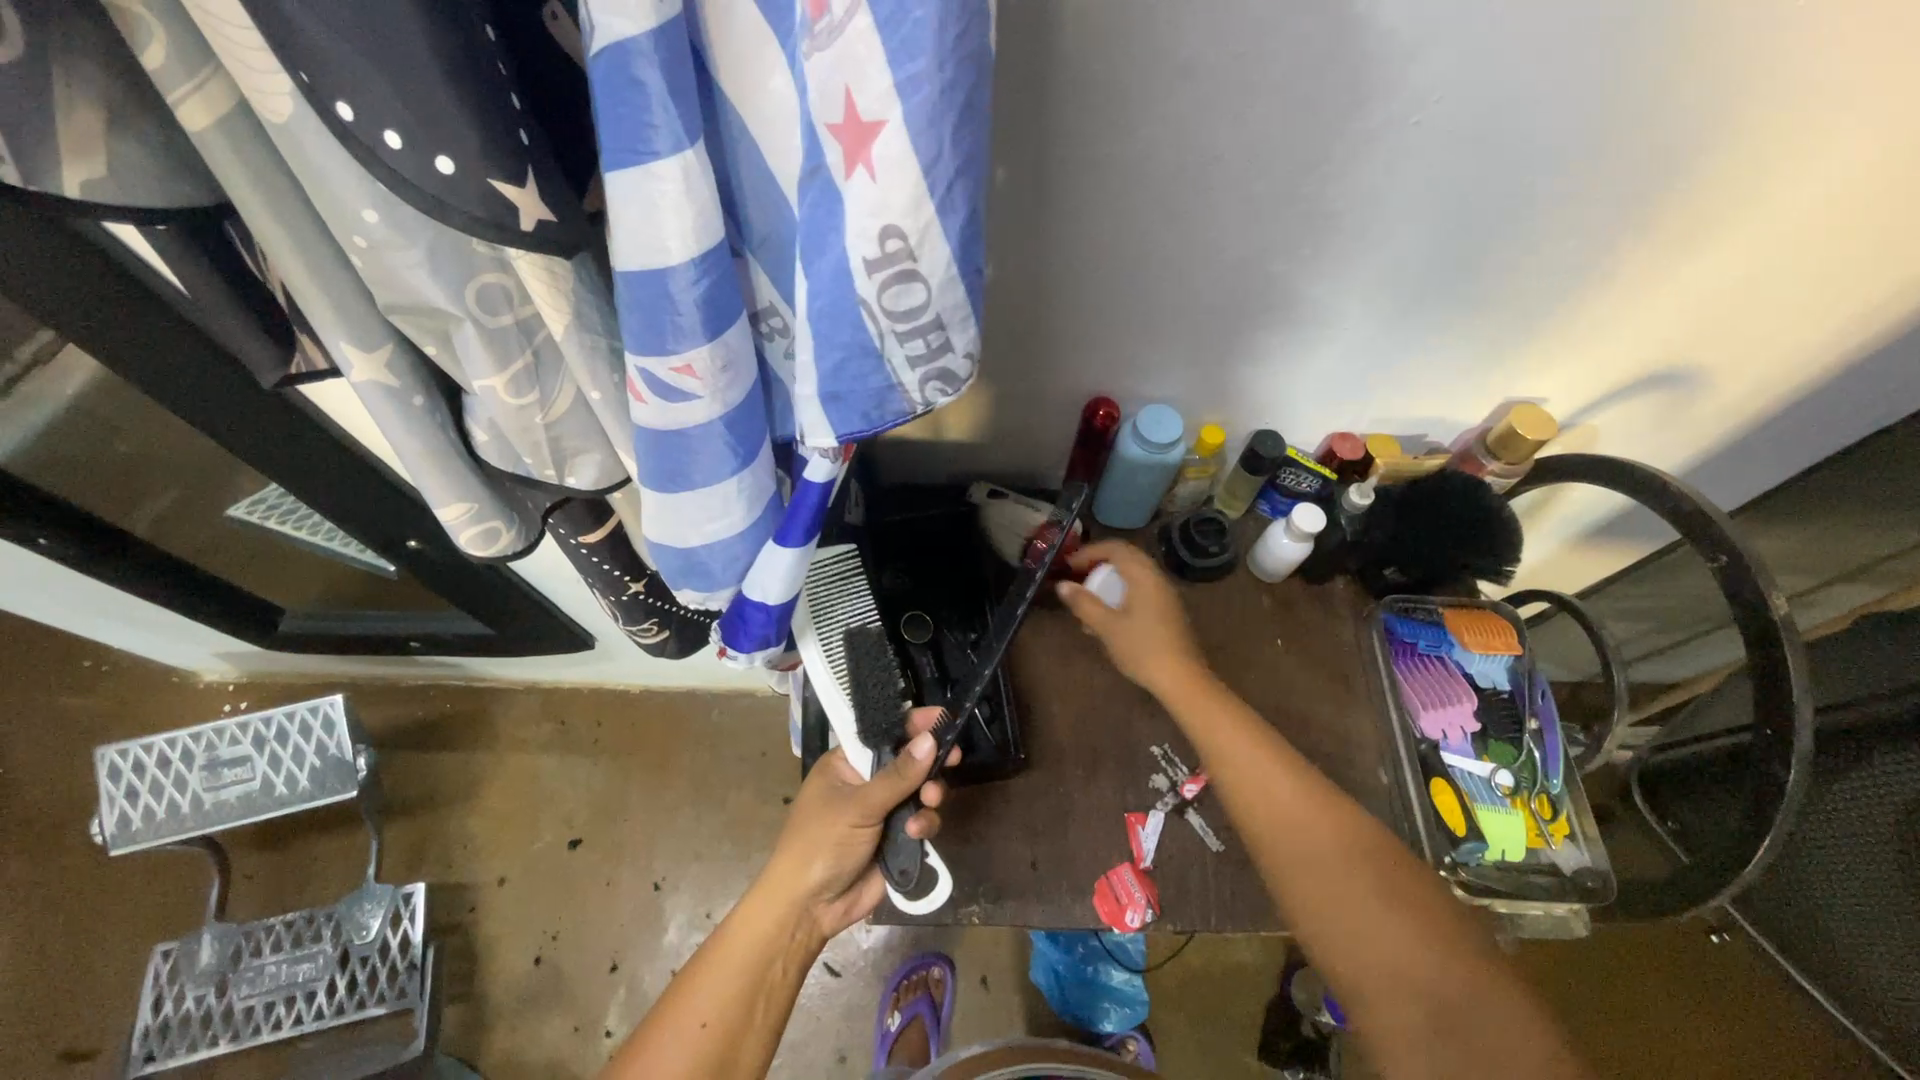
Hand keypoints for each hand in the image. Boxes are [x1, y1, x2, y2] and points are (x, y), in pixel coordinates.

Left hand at [756, 707, 958, 942]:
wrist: (810, 907)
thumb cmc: (821, 843)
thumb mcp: (858, 805)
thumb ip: (898, 774)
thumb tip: (931, 739)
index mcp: (846, 764)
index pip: (884, 733)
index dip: (913, 725)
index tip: (943, 719)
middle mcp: (866, 783)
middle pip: (909, 762)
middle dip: (929, 764)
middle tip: (953, 760)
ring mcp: (883, 812)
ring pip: (920, 792)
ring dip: (929, 796)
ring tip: (929, 803)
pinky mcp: (896, 840)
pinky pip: (921, 821)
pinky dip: (923, 825)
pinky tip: (915, 835)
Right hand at [1055, 540, 1210, 696]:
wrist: (1182, 679)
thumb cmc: (1142, 649)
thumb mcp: (1107, 627)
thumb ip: (1083, 603)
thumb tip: (1062, 585)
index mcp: (1143, 576)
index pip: (1115, 548)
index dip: (1089, 552)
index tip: (1069, 565)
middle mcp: (1157, 578)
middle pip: (1126, 559)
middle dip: (1100, 564)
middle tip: (1079, 577)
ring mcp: (1166, 595)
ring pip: (1134, 576)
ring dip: (1111, 582)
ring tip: (1090, 601)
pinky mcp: (1169, 611)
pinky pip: (1142, 591)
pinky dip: (1123, 594)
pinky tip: (1110, 619)